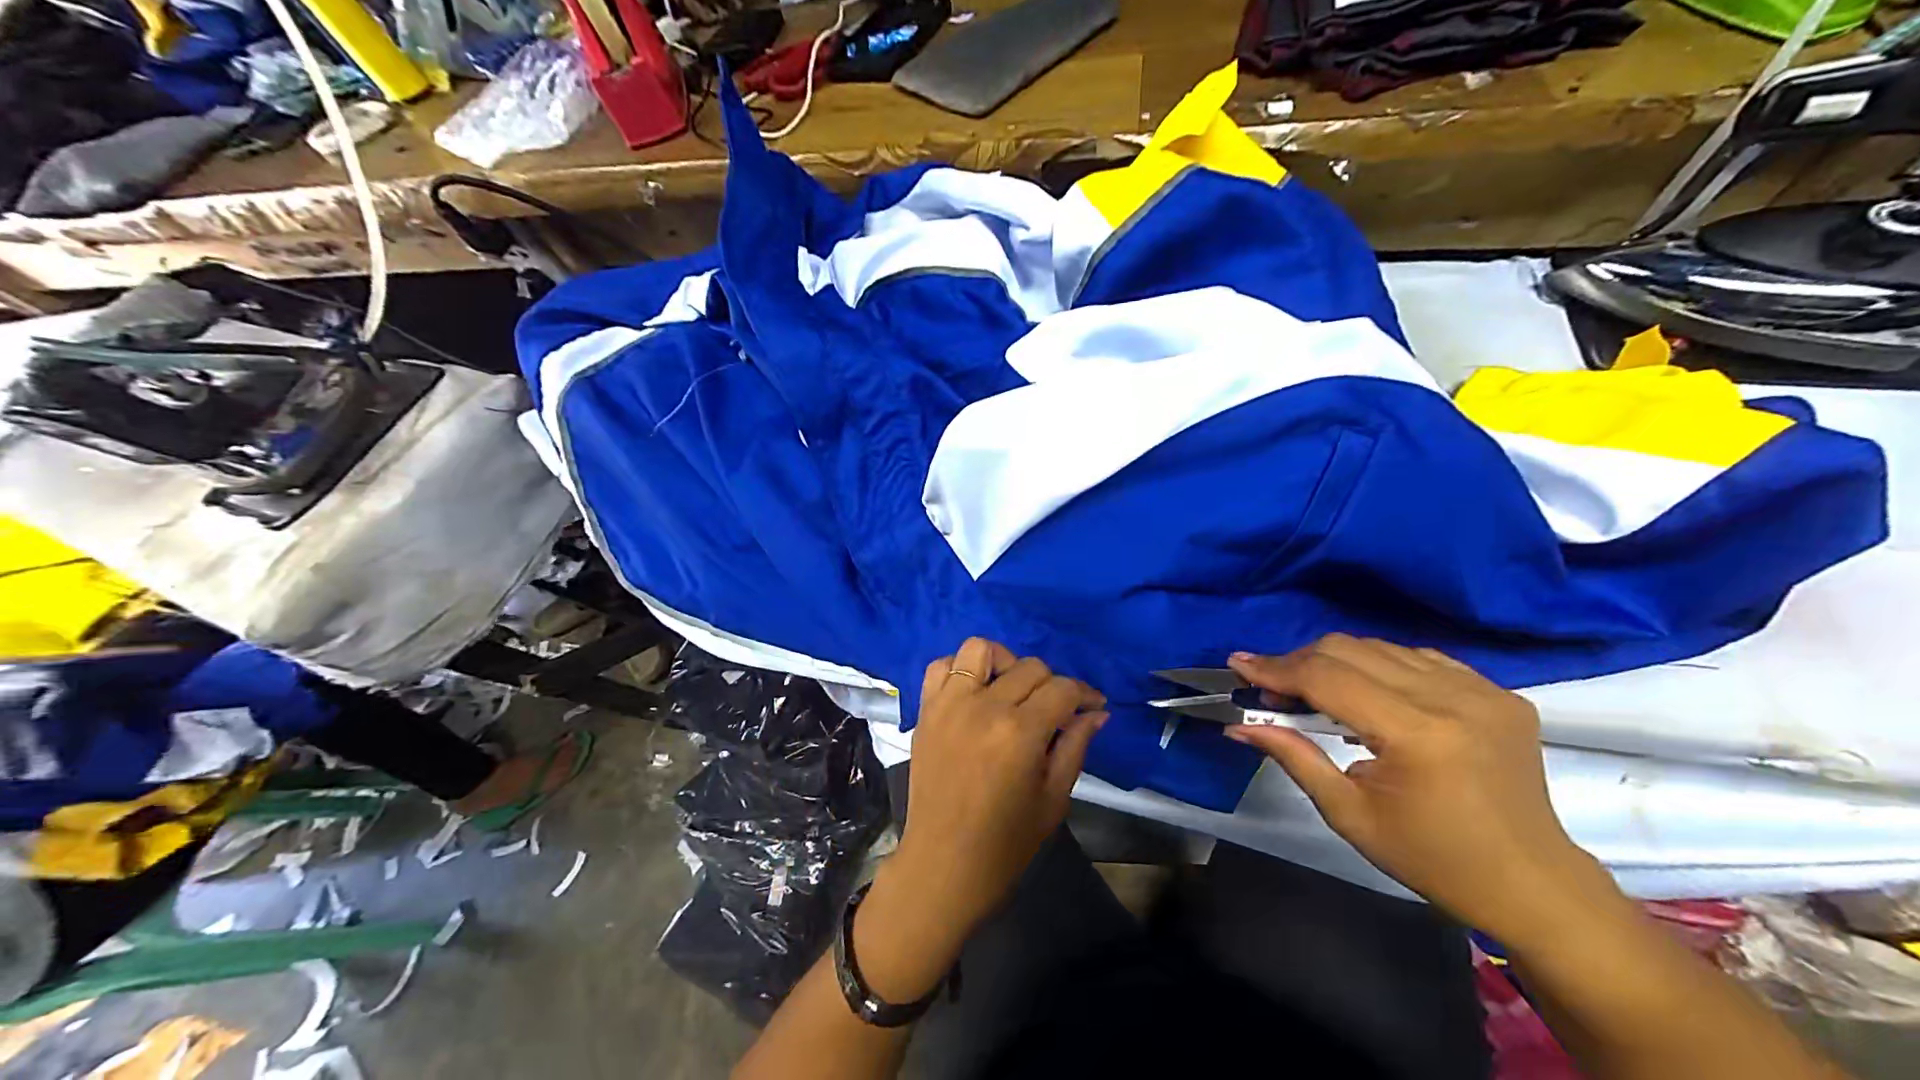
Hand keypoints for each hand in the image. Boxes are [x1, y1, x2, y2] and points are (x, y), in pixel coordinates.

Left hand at [891, 638, 1106, 940]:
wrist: (944, 863)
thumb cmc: (1006, 842)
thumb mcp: (1054, 798)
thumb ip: (1075, 746)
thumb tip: (1097, 712)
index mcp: (1020, 732)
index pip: (1062, 688)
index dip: (1085, 694)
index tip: (1093, 706)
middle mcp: (983, 707)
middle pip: (1029, 667)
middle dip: (1052, 684)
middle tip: (1055, 712)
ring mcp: (949, 705)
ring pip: (980, 649)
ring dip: (1004, 662)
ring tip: (1011, 691)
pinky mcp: (926, 711)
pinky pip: (941, 666)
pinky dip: (961, 670)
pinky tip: (975, 693)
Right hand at [1225, 634, 1613, 942]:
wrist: (1531, 883)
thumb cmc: (1432, 858)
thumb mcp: (1349, 814)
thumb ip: (1293, 757)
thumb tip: (1240, 726)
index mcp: (1419, 735)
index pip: (1329, 679)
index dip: (1277, 669)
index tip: (1238, 666)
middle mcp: (1454, 699)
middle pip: (1351, 651)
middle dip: (1300, 662)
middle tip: (1271, 689)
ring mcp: (1483, 691)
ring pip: (1382, 648)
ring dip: (1336, 662)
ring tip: (1313, 692)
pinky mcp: (1499, 692)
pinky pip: (1419, 659)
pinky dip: (1380, 666)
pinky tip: (1367, 693)